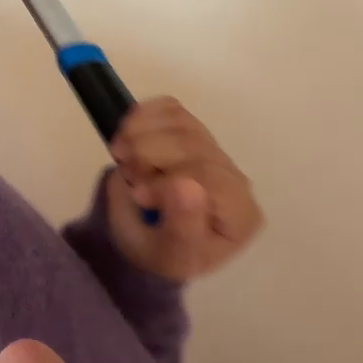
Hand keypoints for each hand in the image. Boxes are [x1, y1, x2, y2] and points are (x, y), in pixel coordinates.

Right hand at [104, 98, 262, 281]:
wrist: (144, 237)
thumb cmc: (159, 251)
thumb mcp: (169, 255)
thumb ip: (182, 228)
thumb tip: (187, 186)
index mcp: (238, 213)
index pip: (210, 177)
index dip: (168, 180)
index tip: (139, 196)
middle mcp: (233, 177)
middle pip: (191, 144)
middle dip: (147, 155)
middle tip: (128, 178)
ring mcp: (211, 149)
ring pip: (178, 121)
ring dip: (138, 135)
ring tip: (124, 159)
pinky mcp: (188, 130)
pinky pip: (169, 107)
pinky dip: (141, 116)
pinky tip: (127, 137)